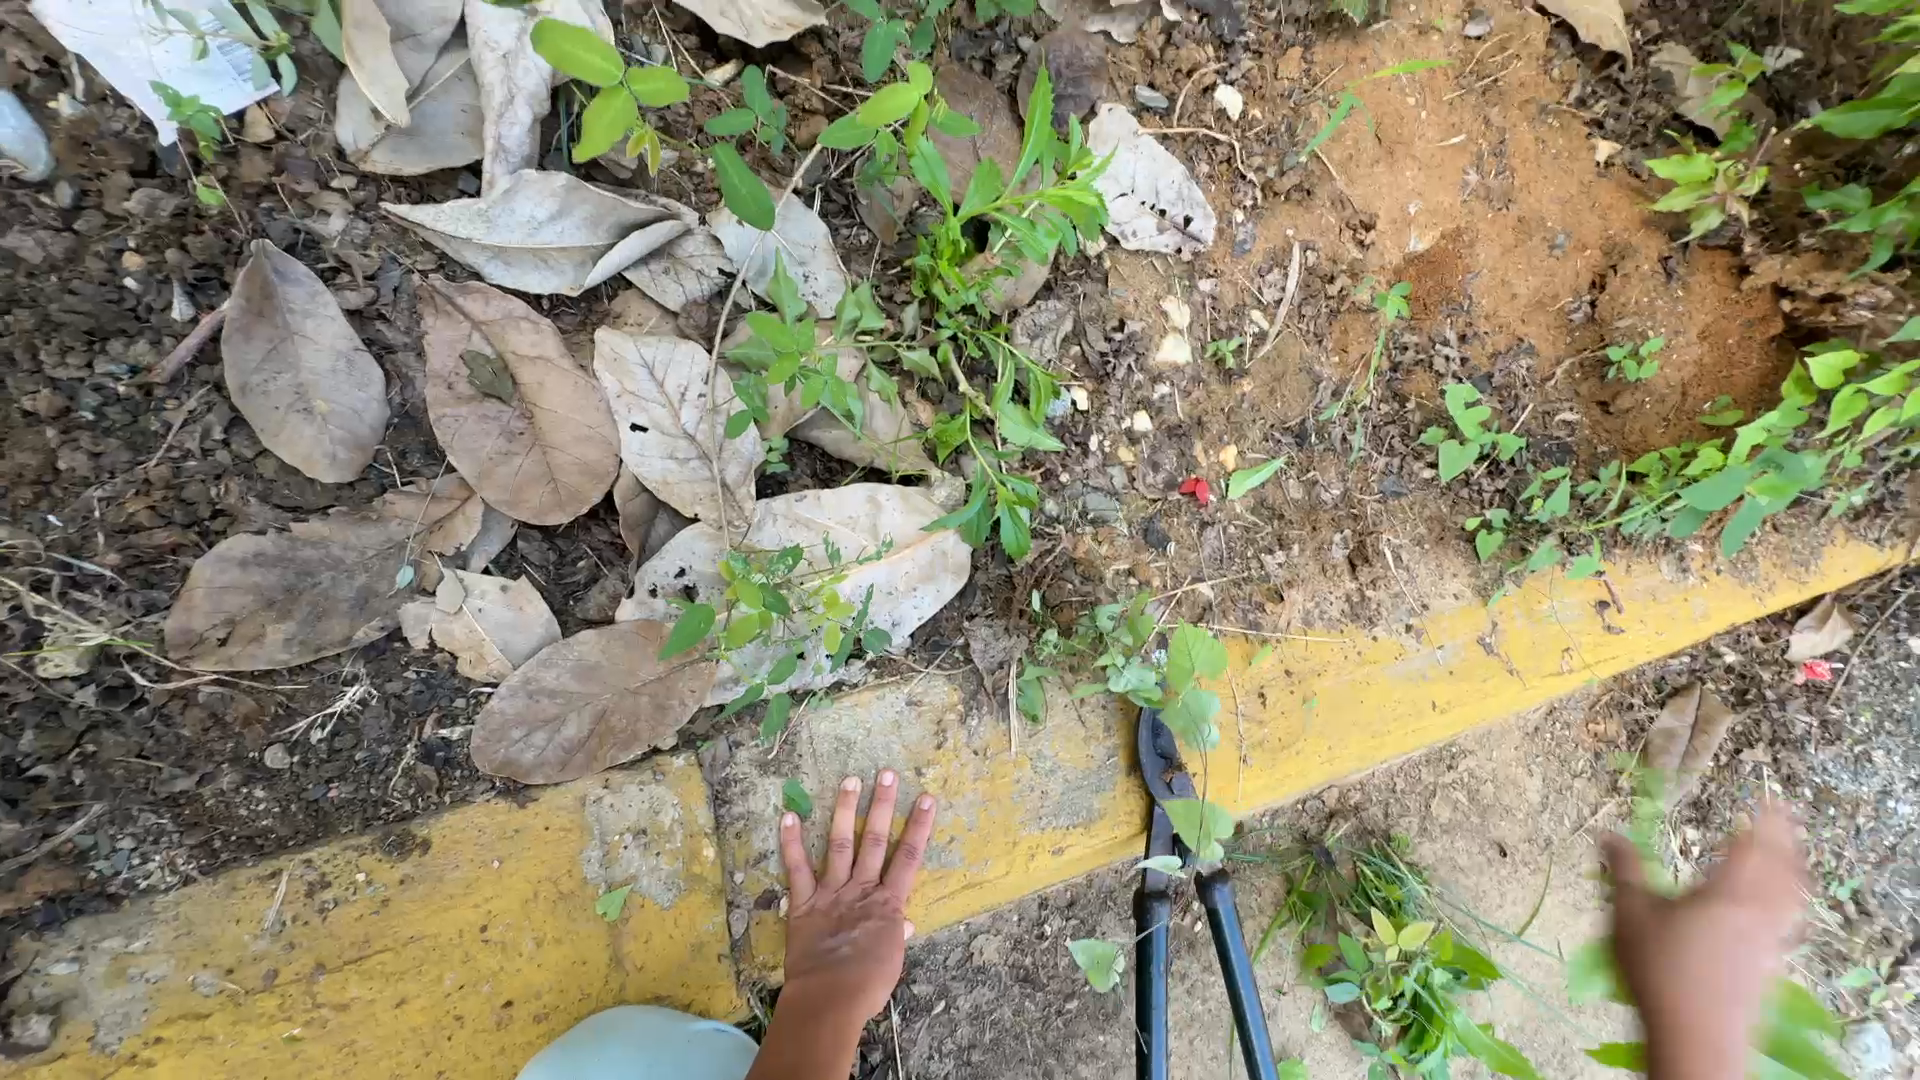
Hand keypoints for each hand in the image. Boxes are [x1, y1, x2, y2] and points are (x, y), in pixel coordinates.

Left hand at [779, 769, 935, 1022]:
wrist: (829, 999)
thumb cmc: (867, 985)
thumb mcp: (892, 960)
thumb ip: (896, 935)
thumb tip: (905, 923)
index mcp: (888, 904)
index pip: (908, 857)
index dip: (919, 826)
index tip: (926, 798)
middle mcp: (862, 889)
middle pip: (875, 840)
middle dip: (882, 805)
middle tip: (886, 773)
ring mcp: (832, 892)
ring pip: (841, 845)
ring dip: (845, 811)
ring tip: (850, 780)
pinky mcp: (804, 903)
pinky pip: (797, 869)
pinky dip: (792, 843)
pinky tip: (789, 816)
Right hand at [1602, 804, 1806, 1079]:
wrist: (1694, 1033)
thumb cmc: (1657, 967)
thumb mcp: (1627, 911)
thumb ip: (1622, 869)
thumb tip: (1606, 834)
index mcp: (1728, 896)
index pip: (1753, 849)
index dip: (1764, 822)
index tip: (1770, 799)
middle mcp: (1760, 916)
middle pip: (1785, 874)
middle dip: (1786, 843)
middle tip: (1783, 819)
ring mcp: (1770, 943)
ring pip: (1792, 900)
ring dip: (1790, 871)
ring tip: (1785, 855)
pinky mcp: (1769, 964)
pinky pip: (1788, 919)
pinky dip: (1786, 898)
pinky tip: (1774, 904)